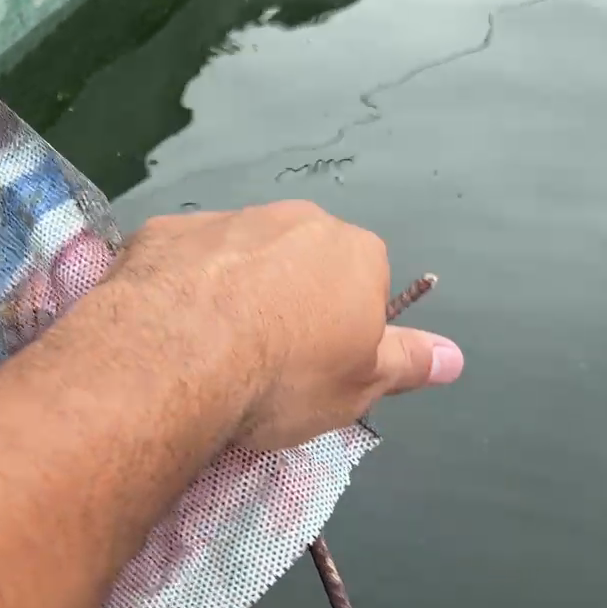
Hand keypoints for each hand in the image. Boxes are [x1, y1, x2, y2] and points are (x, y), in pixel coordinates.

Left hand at [88, 200, 461, 450]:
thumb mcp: (355, 387)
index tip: (300, 366)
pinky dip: (163, 287)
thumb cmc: (277, 380)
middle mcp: (288, 220)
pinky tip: (152, 322)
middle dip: (273, 301)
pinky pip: (167, 260)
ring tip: (193, 345)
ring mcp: (217, 221)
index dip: (329, 329)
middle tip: (245, 357)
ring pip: (225, 256)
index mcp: (350, 252)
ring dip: (216, 290)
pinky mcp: (155, 234)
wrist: (172, 362)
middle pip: (288, 262)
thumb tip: (453, 357)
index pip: (355, 284)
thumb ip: (405, 364)